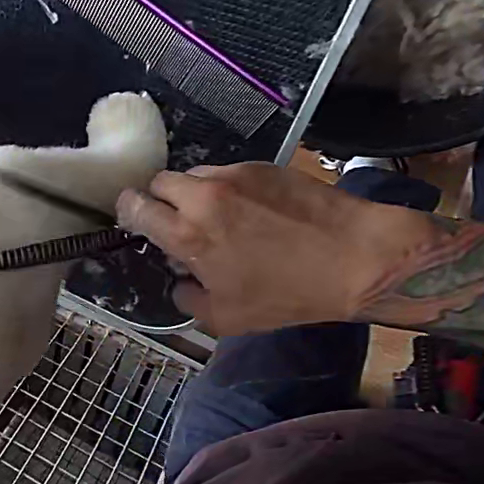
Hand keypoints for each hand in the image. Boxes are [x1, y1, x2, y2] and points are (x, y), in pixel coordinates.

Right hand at [115, 162, 435, 334]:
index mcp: (189, 233)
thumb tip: (180, 281)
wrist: (353, 257)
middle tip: (179, 222)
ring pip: (196, 174)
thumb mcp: (228, 318)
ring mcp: (235, 174)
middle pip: (160, 181)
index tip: (137, 219)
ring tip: (221, 217)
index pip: (136, 206)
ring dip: (196, 193)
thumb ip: (189, 300)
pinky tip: (253, 210)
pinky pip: (229, 172)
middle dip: (161, 200)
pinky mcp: (263, 165)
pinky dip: (228, 188)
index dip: (130, 211)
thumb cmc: (288, 294)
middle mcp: (204, 194)